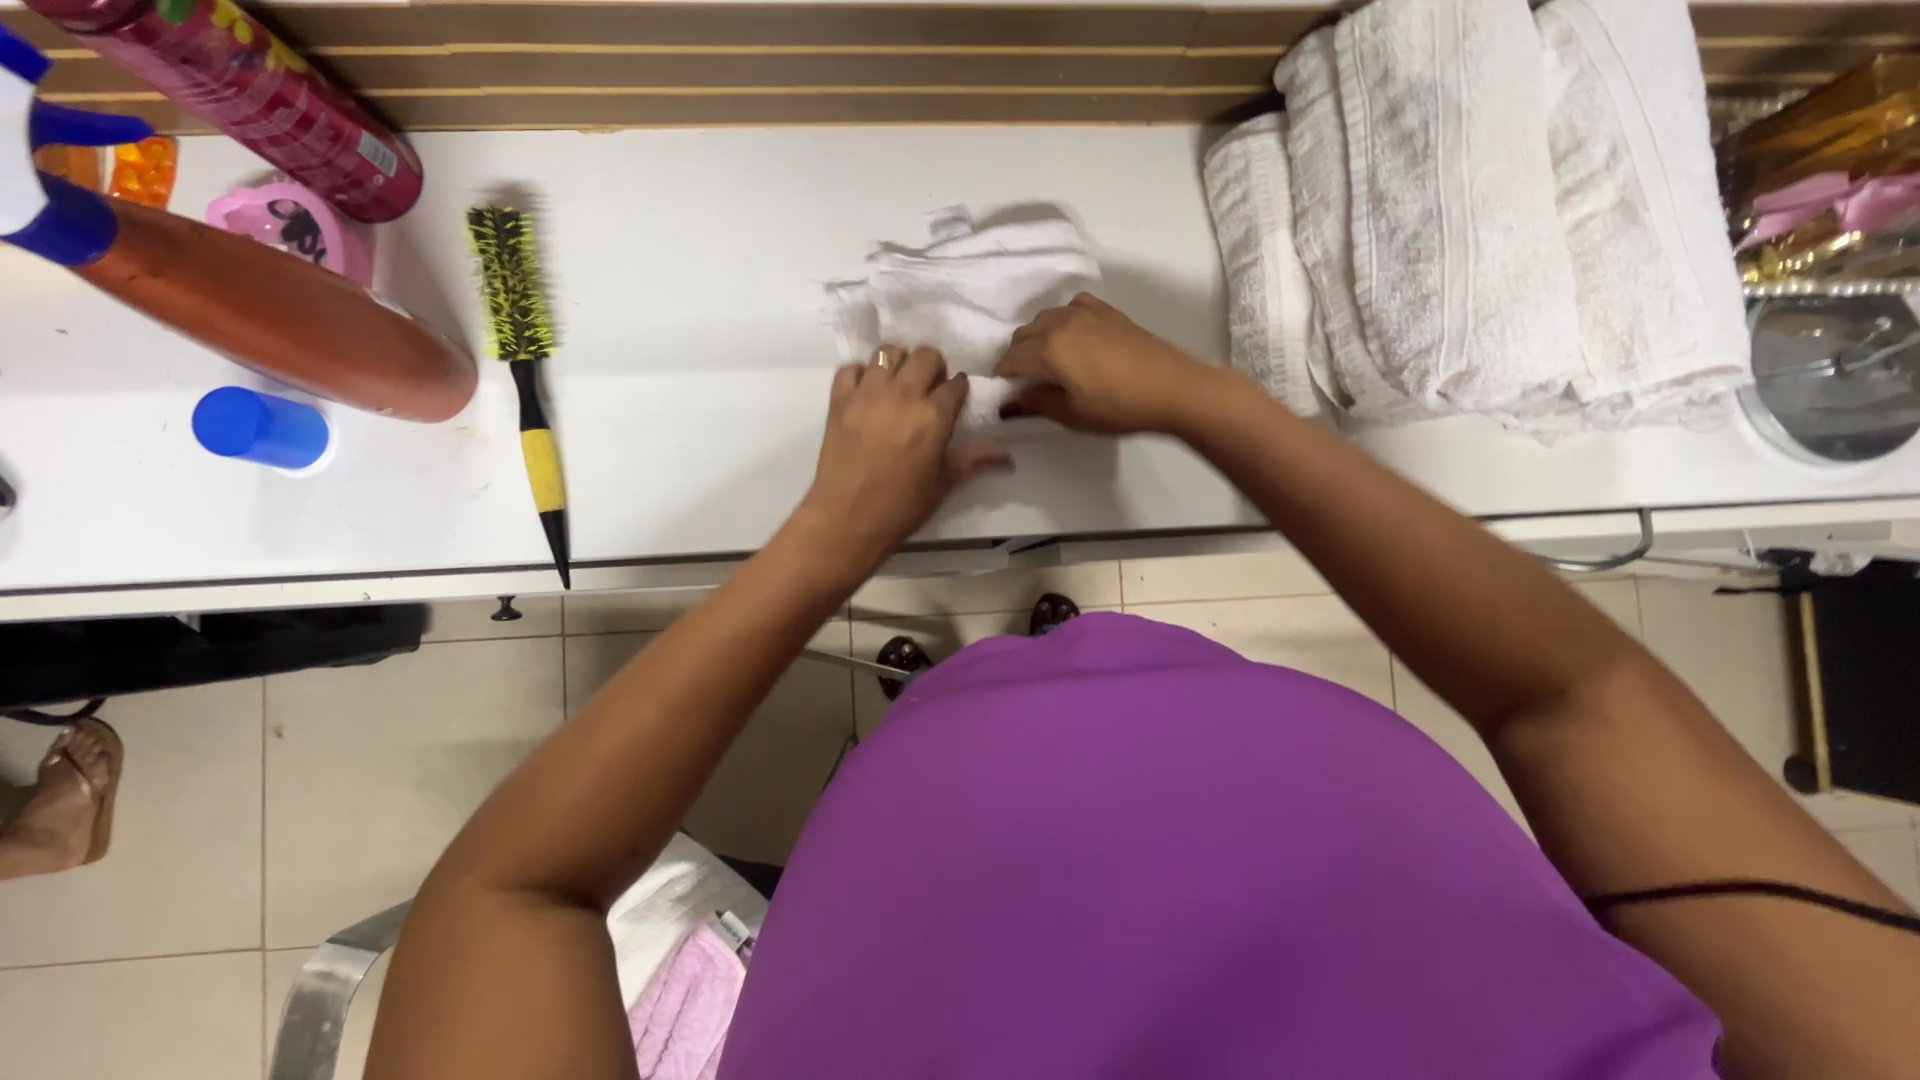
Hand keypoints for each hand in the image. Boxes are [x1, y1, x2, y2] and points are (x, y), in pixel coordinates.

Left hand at [796, 346, 1009, 567]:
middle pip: (925, 356)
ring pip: (888, 352)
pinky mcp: (838, 401)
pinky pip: (850, 368)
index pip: (955, 385)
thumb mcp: (943, 483)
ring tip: (898, 385)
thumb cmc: (901, 507)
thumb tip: (1009, 457)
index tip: (954, 399)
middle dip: (933, 366)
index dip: (957, 390)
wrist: (847, 521)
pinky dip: (861, 374)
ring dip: (898, 363)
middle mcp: (903, 396)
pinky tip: (867, 392)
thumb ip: (974, 460)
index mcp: (934, 417)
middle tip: (929, 388)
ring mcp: (867, 395)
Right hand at [995, 294, 1227, 434]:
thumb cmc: (1119, 408)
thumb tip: (1009, 402)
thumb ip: (1036, 403)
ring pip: (1045, 318)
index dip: (1002, 378)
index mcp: (1048, 349)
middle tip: (1025, 383)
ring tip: (1047, 362)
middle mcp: (1060, 322)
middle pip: (1023, 334)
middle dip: (1017, 357)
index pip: (1010, 359)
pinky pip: (1070, 307)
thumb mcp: (1072, 414)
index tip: (1005, 395)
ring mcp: (1085, 311)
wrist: (1174, 388)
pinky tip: (1073, 338)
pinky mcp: (1106, 310)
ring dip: (1037, 337)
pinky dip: (1062, 321)